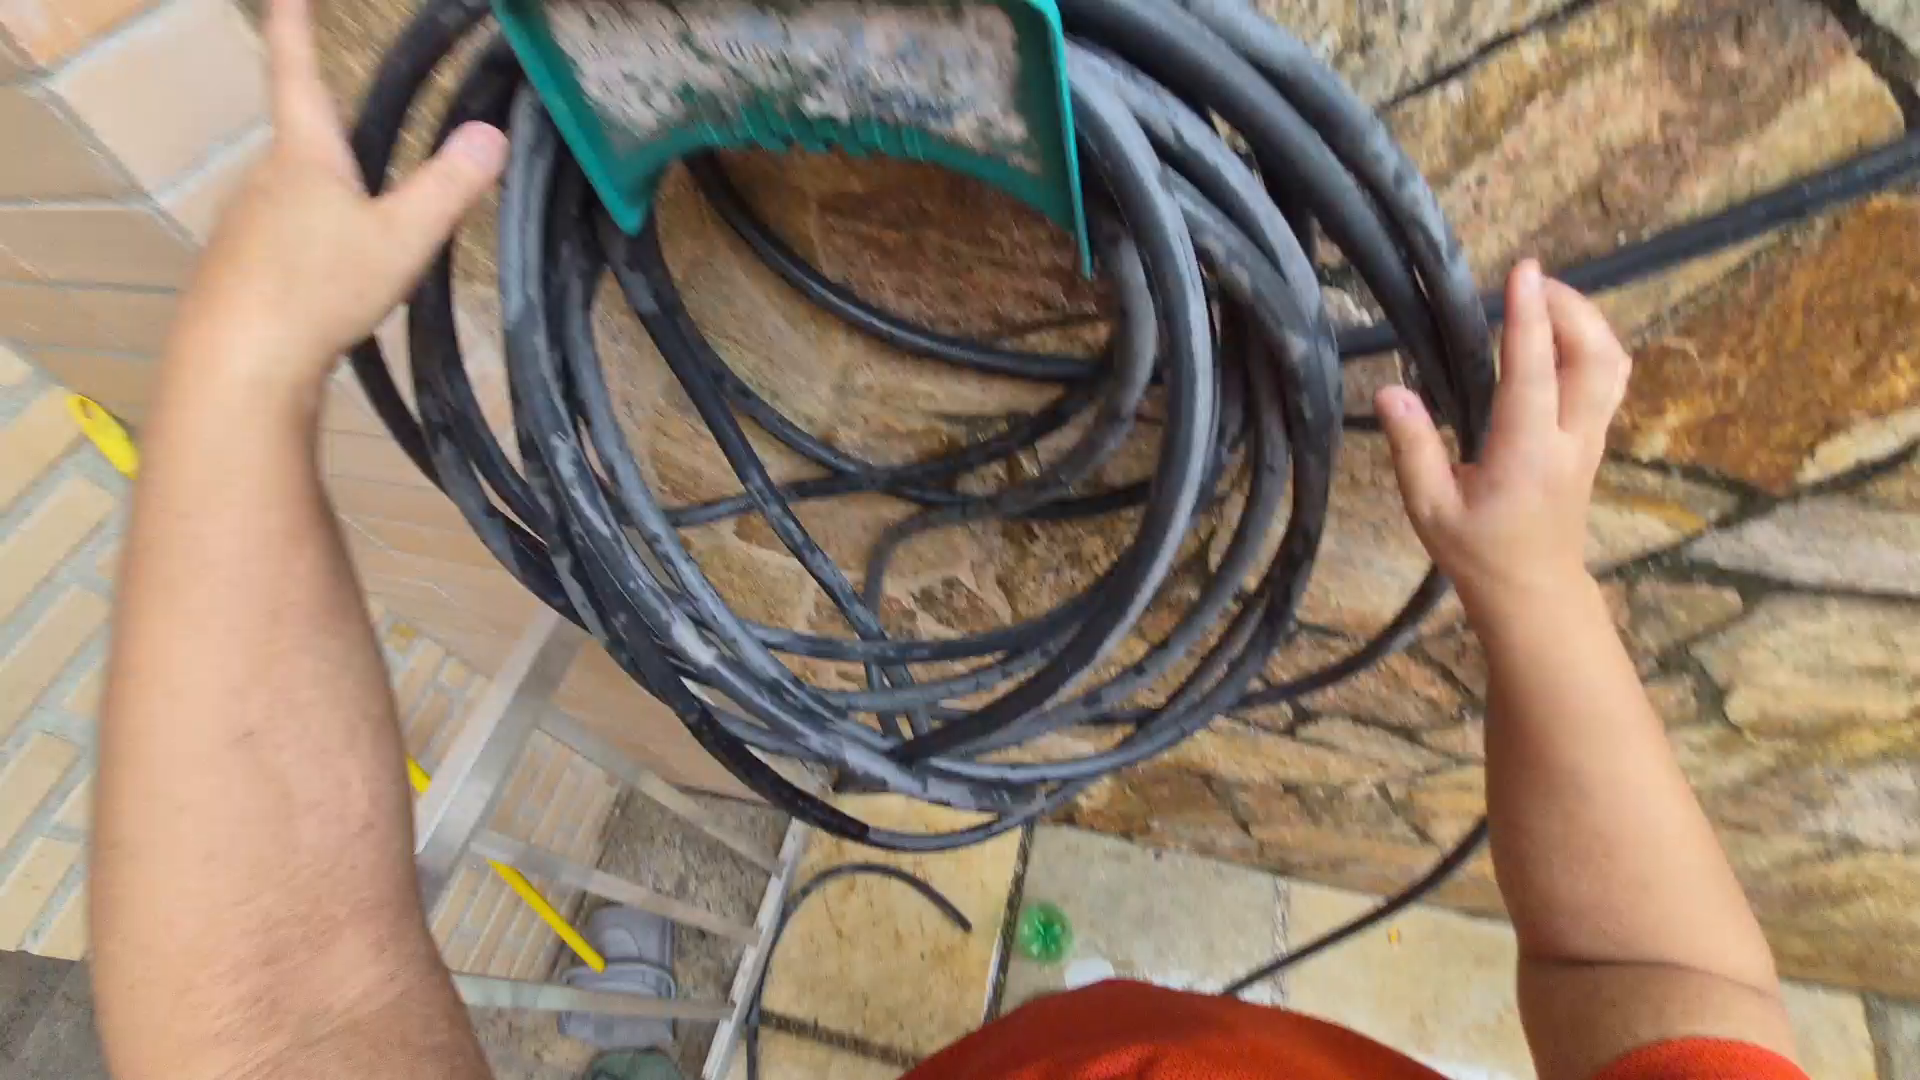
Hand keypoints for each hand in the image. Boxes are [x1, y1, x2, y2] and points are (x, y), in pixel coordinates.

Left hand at [166, 0, 507, 399]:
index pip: (297, 71)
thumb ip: (448, 187)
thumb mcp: (403, 236)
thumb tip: (494, 133)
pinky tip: (344, 261)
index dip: (294, 25)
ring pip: (301, 183)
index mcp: (305, 155)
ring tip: (372, 202)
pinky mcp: (253, 256)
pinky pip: (294, 224)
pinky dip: (324, 226)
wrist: (246, 350)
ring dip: (333, 182)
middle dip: (331, 119)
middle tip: (360, 109)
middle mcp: (270, 173)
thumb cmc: (322, 283)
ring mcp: (254, 215)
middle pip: (303, 133)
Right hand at [1375, 259, 1630, 618]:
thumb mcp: (1428, 505)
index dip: (1529, 317)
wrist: (1530, 589)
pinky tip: (1562, 341)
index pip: (1534, 371)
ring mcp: (1590, 441)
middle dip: (1572, 309)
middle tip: (1534, 281)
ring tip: (1550, 302)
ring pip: (1612, 367)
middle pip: (1596, 356)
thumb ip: (1411, 447)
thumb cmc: (1474, 551)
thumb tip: (1389, 390)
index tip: (1523, 272)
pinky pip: (1607, 383)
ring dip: (1589, 325)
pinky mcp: (1592, 445)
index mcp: (1526, 451)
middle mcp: (1570, 439)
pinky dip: (1591, 347)